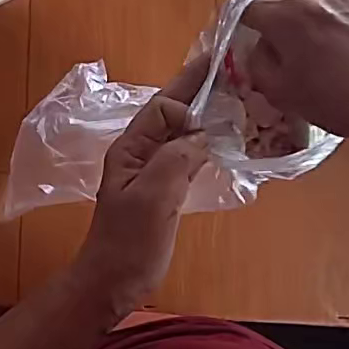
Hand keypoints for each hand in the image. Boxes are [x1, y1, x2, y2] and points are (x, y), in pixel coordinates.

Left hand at [70, 56, 211, 315]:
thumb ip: (175, 160)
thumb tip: (203, 133)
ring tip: (235, 100)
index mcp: (130, 149)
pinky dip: (204, 145)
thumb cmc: (128, 243)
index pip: (162, 111)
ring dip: (203, 115)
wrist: (113, 282)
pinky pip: (186, 156)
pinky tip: (223, 144)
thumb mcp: (151, 199)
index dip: (186, 108)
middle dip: (196, 90)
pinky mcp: (164, 190)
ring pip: (180, 133)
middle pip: (171, 114)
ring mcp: (152, 172)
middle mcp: (140, 153)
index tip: (212, 123)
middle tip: (228, 66)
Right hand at [239, 0, 348, 144]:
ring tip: (325, 57)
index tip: (242, 39)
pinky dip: (348, 27)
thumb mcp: (282, 93)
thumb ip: (258, 65)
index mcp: (288, 15)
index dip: (240, 24)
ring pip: (322, 3)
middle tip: (279, 50)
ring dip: (313, 23)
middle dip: (275, 20)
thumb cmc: (340, 102)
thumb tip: (258, 50)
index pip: (248, 7)